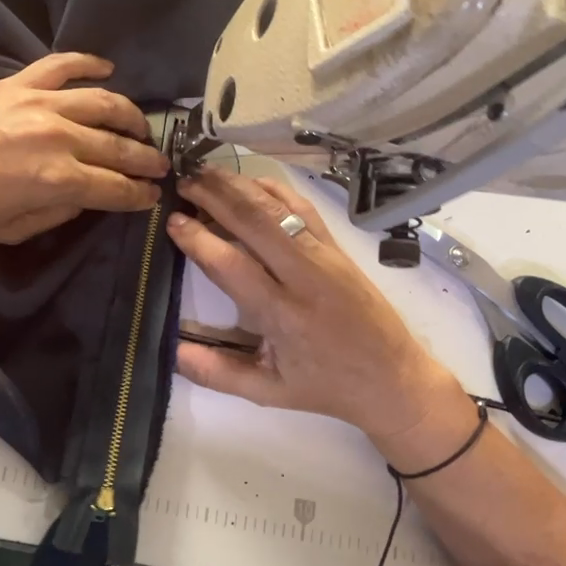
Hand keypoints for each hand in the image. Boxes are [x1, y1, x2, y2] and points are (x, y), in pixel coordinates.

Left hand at [0, 53, 168, 244]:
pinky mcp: (16, 82)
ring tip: (140, 125)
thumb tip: (85, 197)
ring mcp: (39, 103)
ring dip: (130, 114)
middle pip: (118, 145)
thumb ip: (57, 213)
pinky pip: (62, 65)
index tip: (153, 195)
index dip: (140, 194)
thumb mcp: (10, 230)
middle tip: (160, 164)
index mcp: (60, 180)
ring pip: (103, 101)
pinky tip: (107, 68)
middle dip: (146, 158)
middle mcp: (60, 137)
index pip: (117, 188)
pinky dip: (89, 63)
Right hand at [165, 167, 465, 444]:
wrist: (395, 379)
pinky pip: (303, 207)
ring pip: (278, 207)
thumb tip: (170, 350)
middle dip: (214, 196)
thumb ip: (216, 373)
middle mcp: (305, 278)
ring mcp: (325, 256)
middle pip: (255, 221)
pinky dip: (272, 188)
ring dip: (238, 185)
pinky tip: (246, 181)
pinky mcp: (337, 247)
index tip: (171, 221)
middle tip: (180, 182)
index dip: (199, 239)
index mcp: (283, 316)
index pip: (233, 266)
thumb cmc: (325, 387)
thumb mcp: (268, 393)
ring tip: (203, 172)